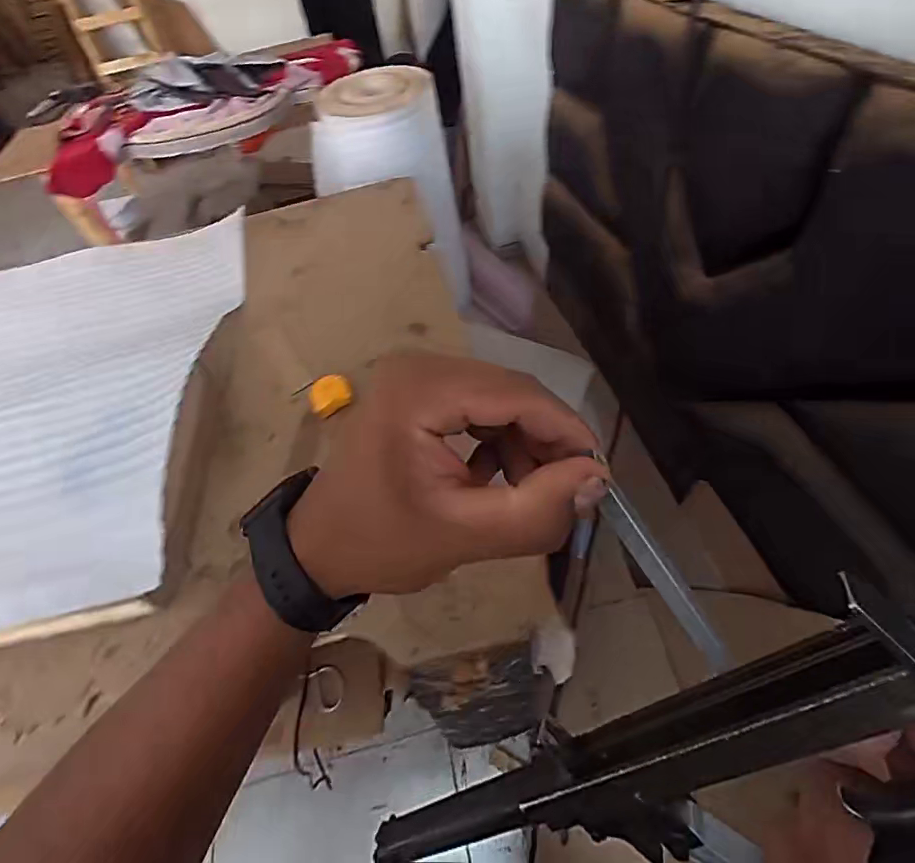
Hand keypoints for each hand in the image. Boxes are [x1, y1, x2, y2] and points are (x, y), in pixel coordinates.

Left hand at [284, 351, 608, 598]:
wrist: (316, 549)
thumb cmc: (379, 544)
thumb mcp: (463, 535)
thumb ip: (536, 509)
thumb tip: (597, 478)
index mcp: (421, 390)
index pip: (517, 395)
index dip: (566, 431)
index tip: (597, 473)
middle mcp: (422, 366)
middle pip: (513, 392)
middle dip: (548, 440)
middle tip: (567, 490)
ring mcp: (420, 375)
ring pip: (503, 399)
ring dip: (528, 442)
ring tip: (531, 491)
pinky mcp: (422, 390)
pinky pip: (483, 405)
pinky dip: (503, 439)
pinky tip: (499, 478)